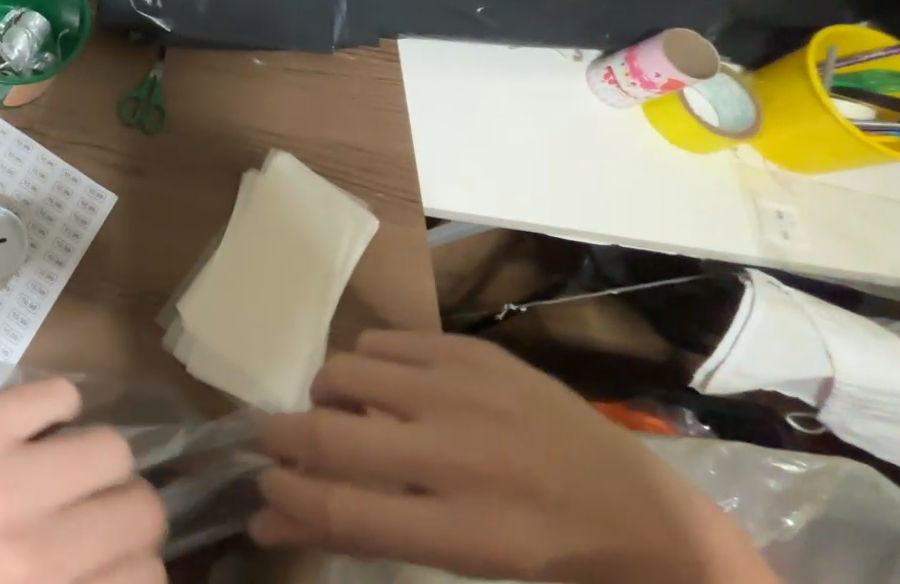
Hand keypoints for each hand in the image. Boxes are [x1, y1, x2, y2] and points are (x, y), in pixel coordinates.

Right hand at [250, 331, 778, 583]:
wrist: (638, 508)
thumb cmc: (533, 548)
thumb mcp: (452, 558)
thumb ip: (354, 533)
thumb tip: (262, 523)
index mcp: (468, 529)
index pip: (342, 509)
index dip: (284, 495)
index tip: (264, 484)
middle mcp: (464, 456)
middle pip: (327, 436)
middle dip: (279, 437)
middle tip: (275, 441)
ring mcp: (469, 393)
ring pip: (342, 372)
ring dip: (325, 396)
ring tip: (346, 412)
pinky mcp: (474, 352)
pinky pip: (378, 341)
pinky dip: (366, 365)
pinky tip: (390, 388)